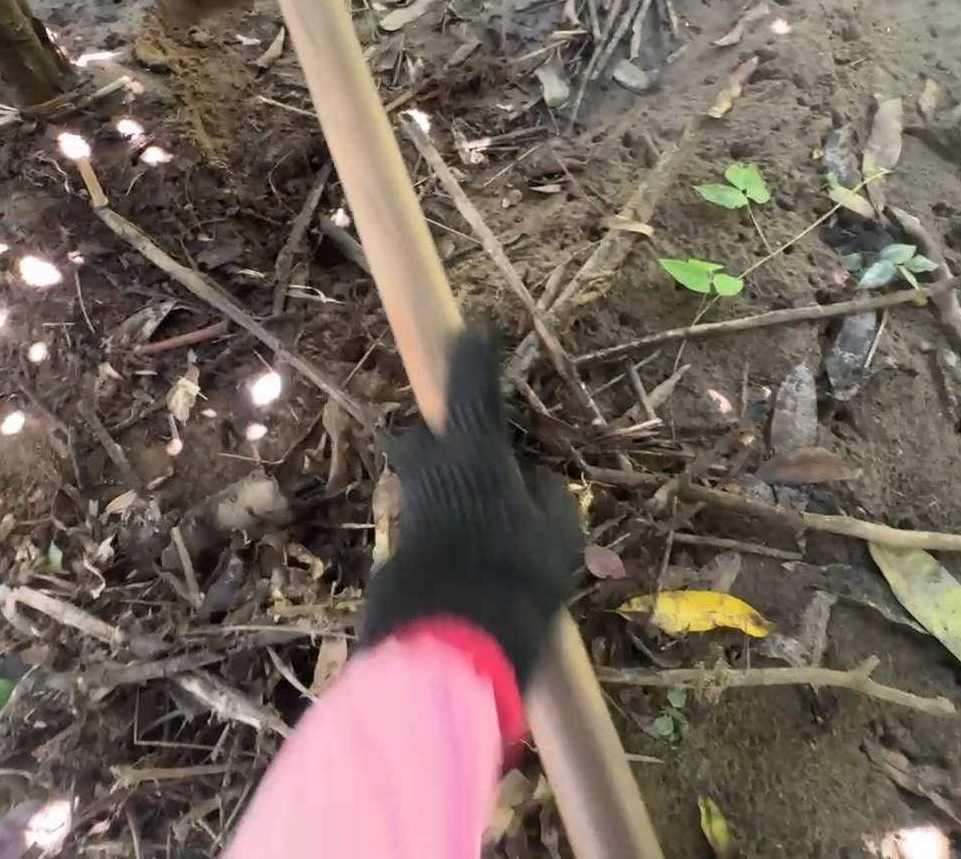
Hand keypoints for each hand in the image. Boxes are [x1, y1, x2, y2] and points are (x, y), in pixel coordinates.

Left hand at [360, 328, 579, 687]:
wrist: (450, 630)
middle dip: (451, 428)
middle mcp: (434, 461)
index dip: (475, 356)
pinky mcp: (402, 524)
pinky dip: (446, 502)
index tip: (477, 330)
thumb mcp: (558, 533)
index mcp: (473, 449)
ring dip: (446, 468)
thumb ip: (548, 495)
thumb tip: (533, 479)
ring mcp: (412, 492)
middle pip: (432, 426)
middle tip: (480, 446)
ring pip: (424, 462)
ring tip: (479, 496)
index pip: (472, 386)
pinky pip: (427, 496)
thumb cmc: (515, 572)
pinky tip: (468, 529)